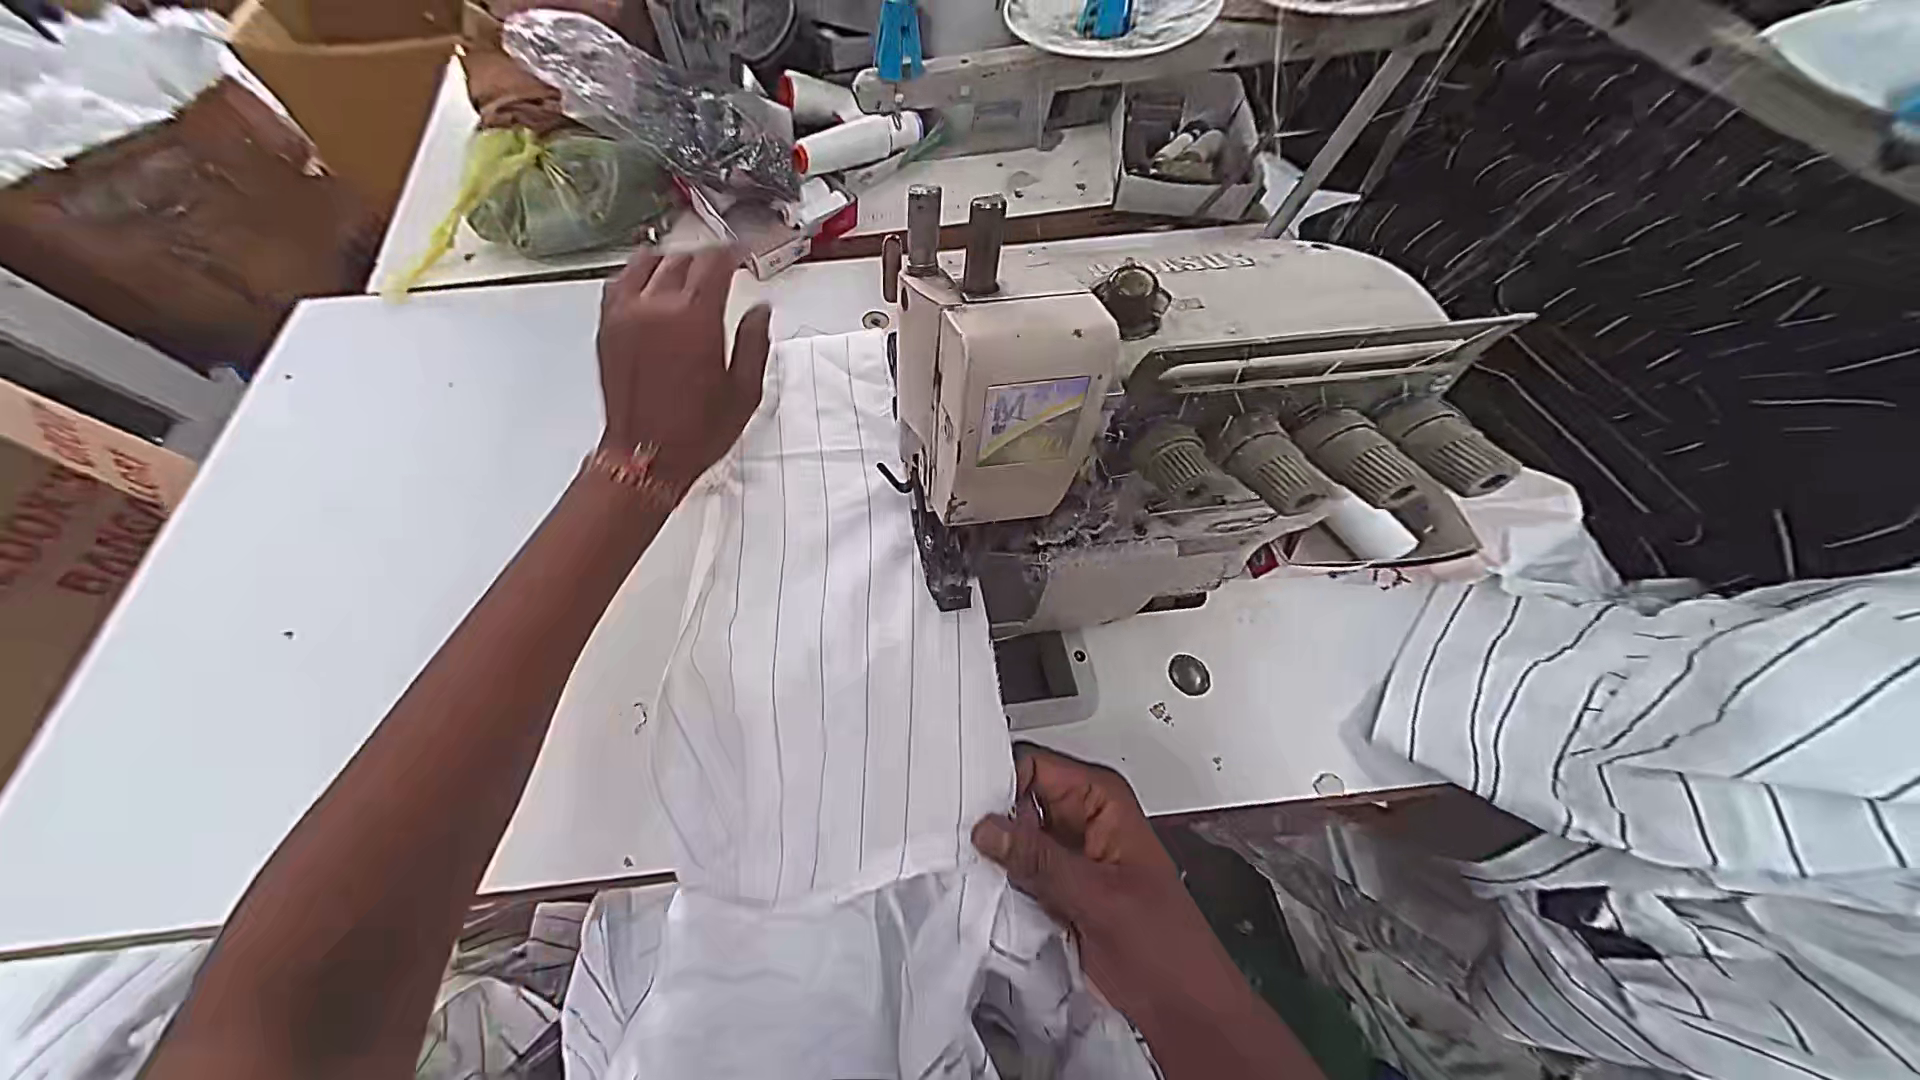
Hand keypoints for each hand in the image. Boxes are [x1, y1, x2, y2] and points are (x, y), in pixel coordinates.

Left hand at [596, 247, 772, 488]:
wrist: (646, 456)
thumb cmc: (693, 432)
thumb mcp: (744, 391)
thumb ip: (754, 342)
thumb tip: (760, 311)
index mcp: (695, 319)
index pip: (715, 262)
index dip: (734, 251)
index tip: (744, 252)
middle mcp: (656, 308)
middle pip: (683, 259)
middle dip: (708, 256)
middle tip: (724, 264)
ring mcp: (626, 314)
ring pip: (649, 263)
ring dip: (674, 260)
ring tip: (690, 268)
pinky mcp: (607, 326)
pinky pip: (621, 281)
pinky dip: (640, 273)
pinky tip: (651, 281)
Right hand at [971, 745, 1249, 1032]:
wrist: (1183, 1008)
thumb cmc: (1170, 947)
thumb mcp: (1098, 897)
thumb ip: (1039, 860)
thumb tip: (990, 828)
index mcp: (1102, 798)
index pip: (1035, 765)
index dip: (1003, 783)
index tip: (977, 811)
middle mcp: (1083, 817)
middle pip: (1020, 797)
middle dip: (996, 821)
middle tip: (973, 844)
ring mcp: (1069, 851)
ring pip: (1015, 834)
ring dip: (998, 854)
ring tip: (984, 872)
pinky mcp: (1058, 882)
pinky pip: (1017, 867)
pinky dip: (1003, 879)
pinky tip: (995, 893)